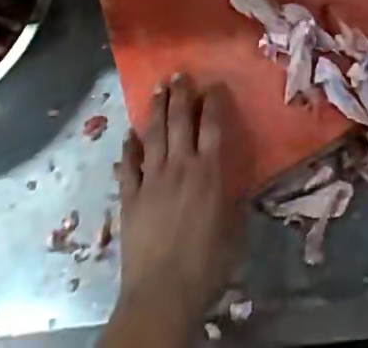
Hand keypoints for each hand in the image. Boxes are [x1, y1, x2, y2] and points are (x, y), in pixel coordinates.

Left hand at [112, 75, 244, 328]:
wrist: (163, 293)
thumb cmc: (207, 263)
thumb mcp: (234, 228)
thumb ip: (234, 198)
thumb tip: (238, 182)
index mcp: (208, 171)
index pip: (212, 125)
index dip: (213, 101)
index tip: (213, 84)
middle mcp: (180, 167)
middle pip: (180, 121)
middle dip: (181, 94)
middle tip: (180, 73)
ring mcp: (151, 180)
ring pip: (153, 135)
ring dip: (155, 109)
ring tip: (157, 88)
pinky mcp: (130, 198)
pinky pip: (128, 166)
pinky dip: (129, 147)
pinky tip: (129, 134)